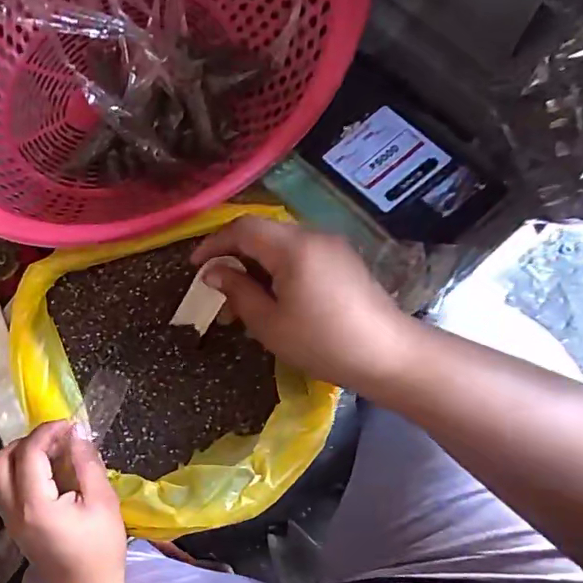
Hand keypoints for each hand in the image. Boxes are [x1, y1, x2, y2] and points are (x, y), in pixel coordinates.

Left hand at [0, 420, 125, 582]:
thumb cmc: (100, 551)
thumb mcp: (102, 502)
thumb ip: (87, 464)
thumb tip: (77, 434)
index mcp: (34, 503)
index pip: (29, 452)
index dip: (48, 432)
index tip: (72, 425)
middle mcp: (12, 508)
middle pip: (2, 459)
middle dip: (29, 440)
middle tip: (59, 438)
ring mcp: (8, 518)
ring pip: (0, 472)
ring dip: (23, 454)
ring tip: (55, 453)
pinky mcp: (13, 524)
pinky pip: (7, 486)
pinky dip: (23, 470)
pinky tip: (51, 473)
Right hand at [190, 216, 416, 391]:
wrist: (386, 354)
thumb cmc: (321, 342)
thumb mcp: (269, 323)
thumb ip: (238, 292)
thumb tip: (214, 272)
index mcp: (292, 246)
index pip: (242, 228)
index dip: (214, 244)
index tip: (195, 267)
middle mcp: (313, 236)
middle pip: (263, 234)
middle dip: (235, 258)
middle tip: (219, 292)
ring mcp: (332, 247)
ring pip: (282, 246)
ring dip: (257, 268)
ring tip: (245, 304)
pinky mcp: (344, 262)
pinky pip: (302, 256)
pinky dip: (279, 272)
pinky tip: (275, 301)